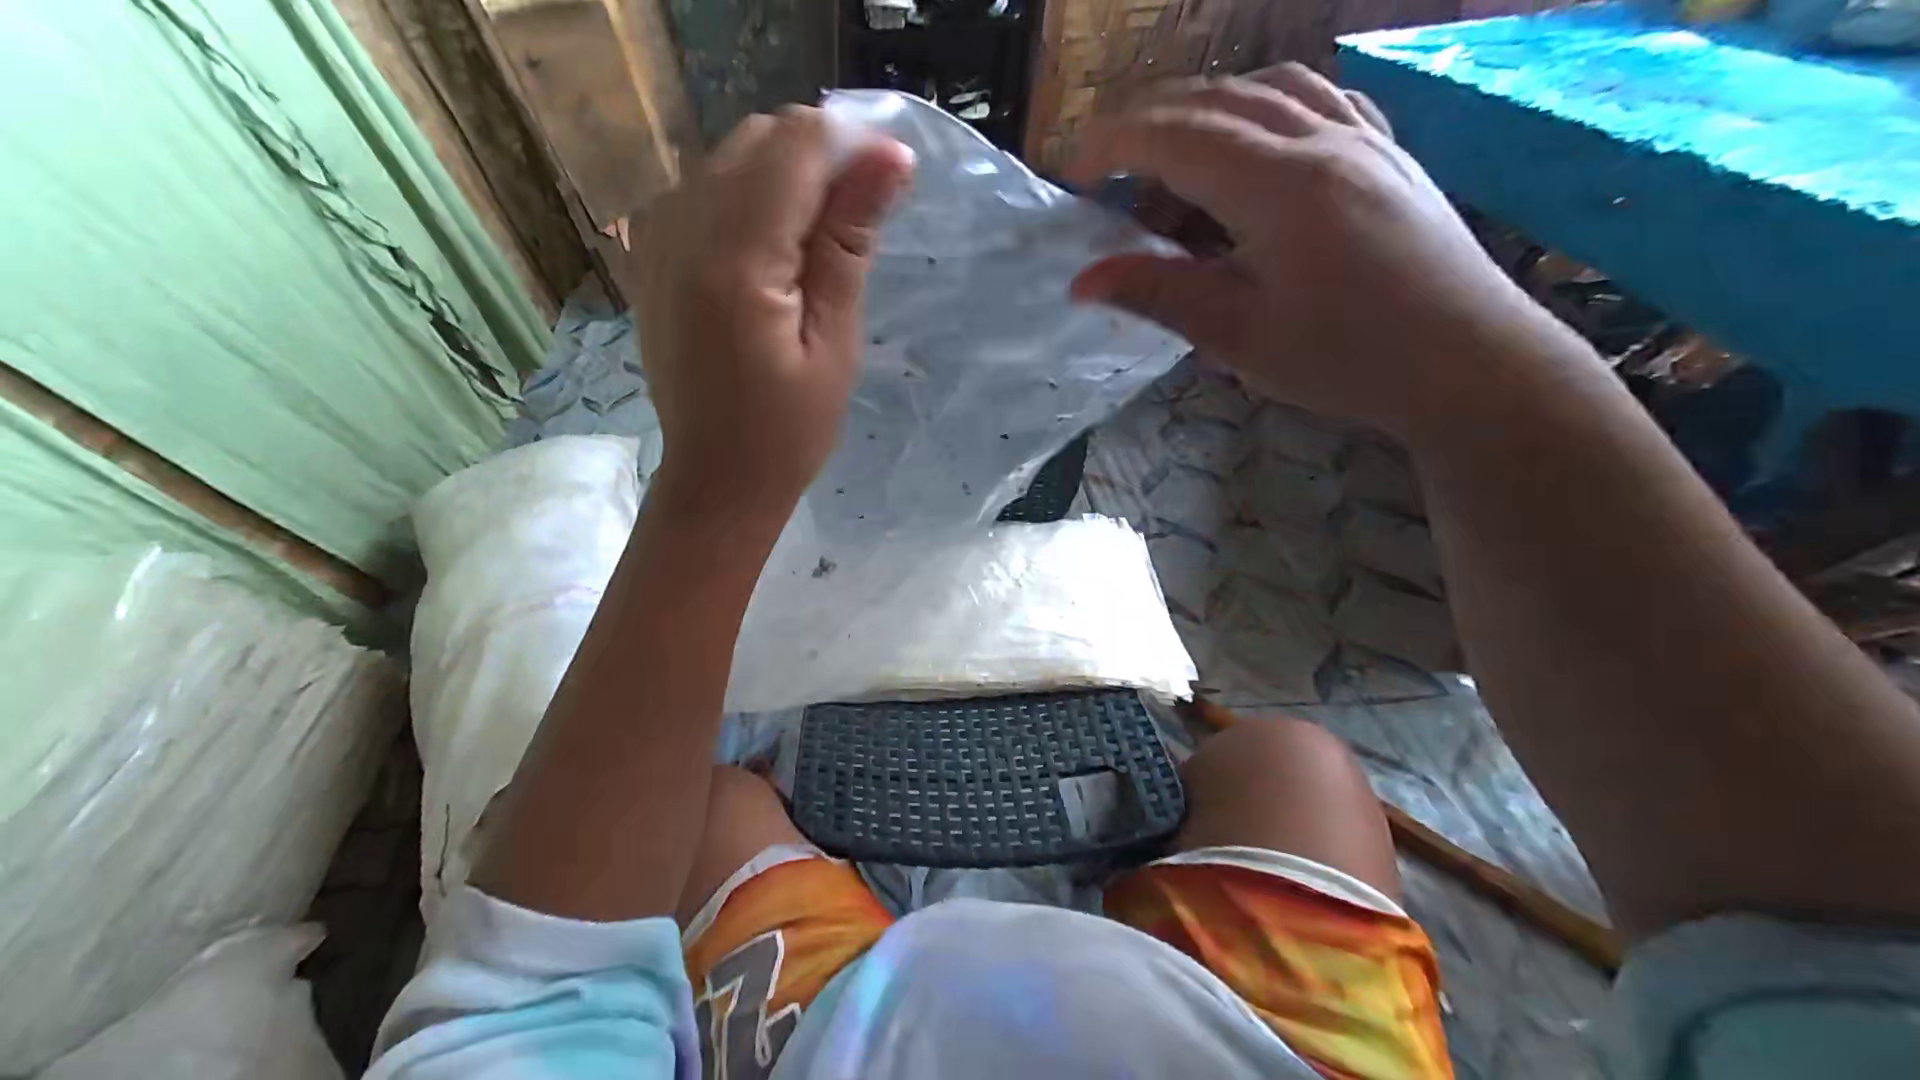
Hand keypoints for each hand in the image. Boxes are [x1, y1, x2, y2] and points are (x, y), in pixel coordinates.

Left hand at [625, 107, 914, 520]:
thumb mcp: (834, 343)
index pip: (797, 147)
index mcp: (734, 258)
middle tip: (856, 227)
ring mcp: (656, 237)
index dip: (853, 150)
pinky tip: (772, 254)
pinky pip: (705, 189)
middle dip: (820, 161)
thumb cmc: (788, 430)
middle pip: (761, 137)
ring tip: (817, 249)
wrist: (715, 478)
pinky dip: (749, 199)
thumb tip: (889, 157)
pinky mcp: (651, 253)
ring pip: (732, 157)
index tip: (889, 188)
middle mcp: (682, 227)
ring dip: (786, 179)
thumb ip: (849, 243)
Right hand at [1068, 64, 1554, 437]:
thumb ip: (1159, 294)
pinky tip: (1256, 138)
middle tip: (1106, 168)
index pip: (1176, 138)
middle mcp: (1321, 140)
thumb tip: (1082, 281)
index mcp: (1278, 184)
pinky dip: (1267, 106)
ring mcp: (1363, 139)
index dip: (1114, 147)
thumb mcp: (1238, 335)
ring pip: (1269, 89)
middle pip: (1217, 102)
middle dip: (1149, 124)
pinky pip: (1320, 100)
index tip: (1072, 175)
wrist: (1468, 363)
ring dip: (1205, 110)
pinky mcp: (1388, 155)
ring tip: (1172, 158)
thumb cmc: (1345, 357)